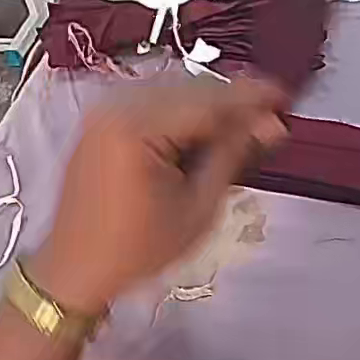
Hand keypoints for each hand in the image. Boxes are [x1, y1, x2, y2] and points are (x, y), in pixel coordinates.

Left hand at [31, 79, 286, 313]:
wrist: (75, 269)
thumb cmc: (137, 250)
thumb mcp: (196, 209)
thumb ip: (231, 157)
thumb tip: (268, 125)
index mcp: (136, 129)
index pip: (207, 101)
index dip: (251, 98)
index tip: (284, 98)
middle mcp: (115, 108)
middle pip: (190, 90)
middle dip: (232, 103)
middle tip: (268, 124)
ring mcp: (102, 112)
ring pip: (172, 94)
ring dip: (209, 108)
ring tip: (241, 132)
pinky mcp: (99, 123)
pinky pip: (150, 106)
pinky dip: (181, 116)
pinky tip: (203, 134)